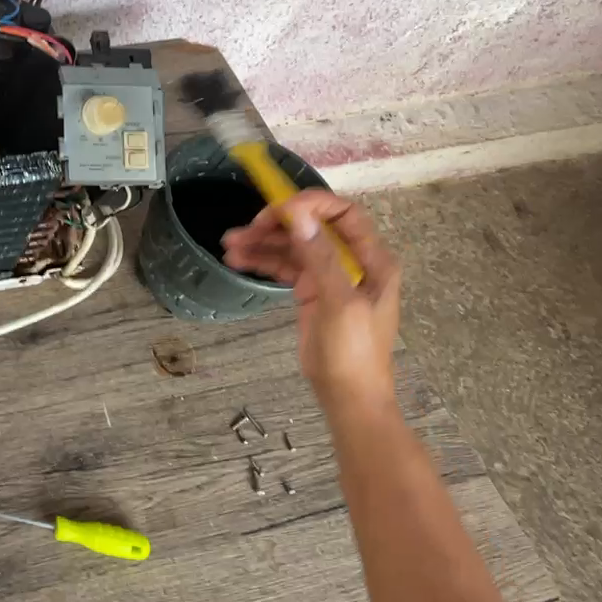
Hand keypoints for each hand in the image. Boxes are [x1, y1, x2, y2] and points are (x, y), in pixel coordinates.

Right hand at [221, 189, 401, 413]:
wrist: (348, 396)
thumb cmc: (354, 351)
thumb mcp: (338, 302)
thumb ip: (320, 257)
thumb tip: (298, 214)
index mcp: (371, 260)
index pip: (344, 214)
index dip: (312, 204)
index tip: (278, 209)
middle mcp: (351, 261)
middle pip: (311, 226)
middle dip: (278, 223)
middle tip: (247, 229)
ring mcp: (329, 275)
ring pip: (292, 245)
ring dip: (262, 241)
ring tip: (229, 244)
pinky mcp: (310, 290)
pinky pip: (283, 265)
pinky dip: (261, 260)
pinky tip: (237, 260)